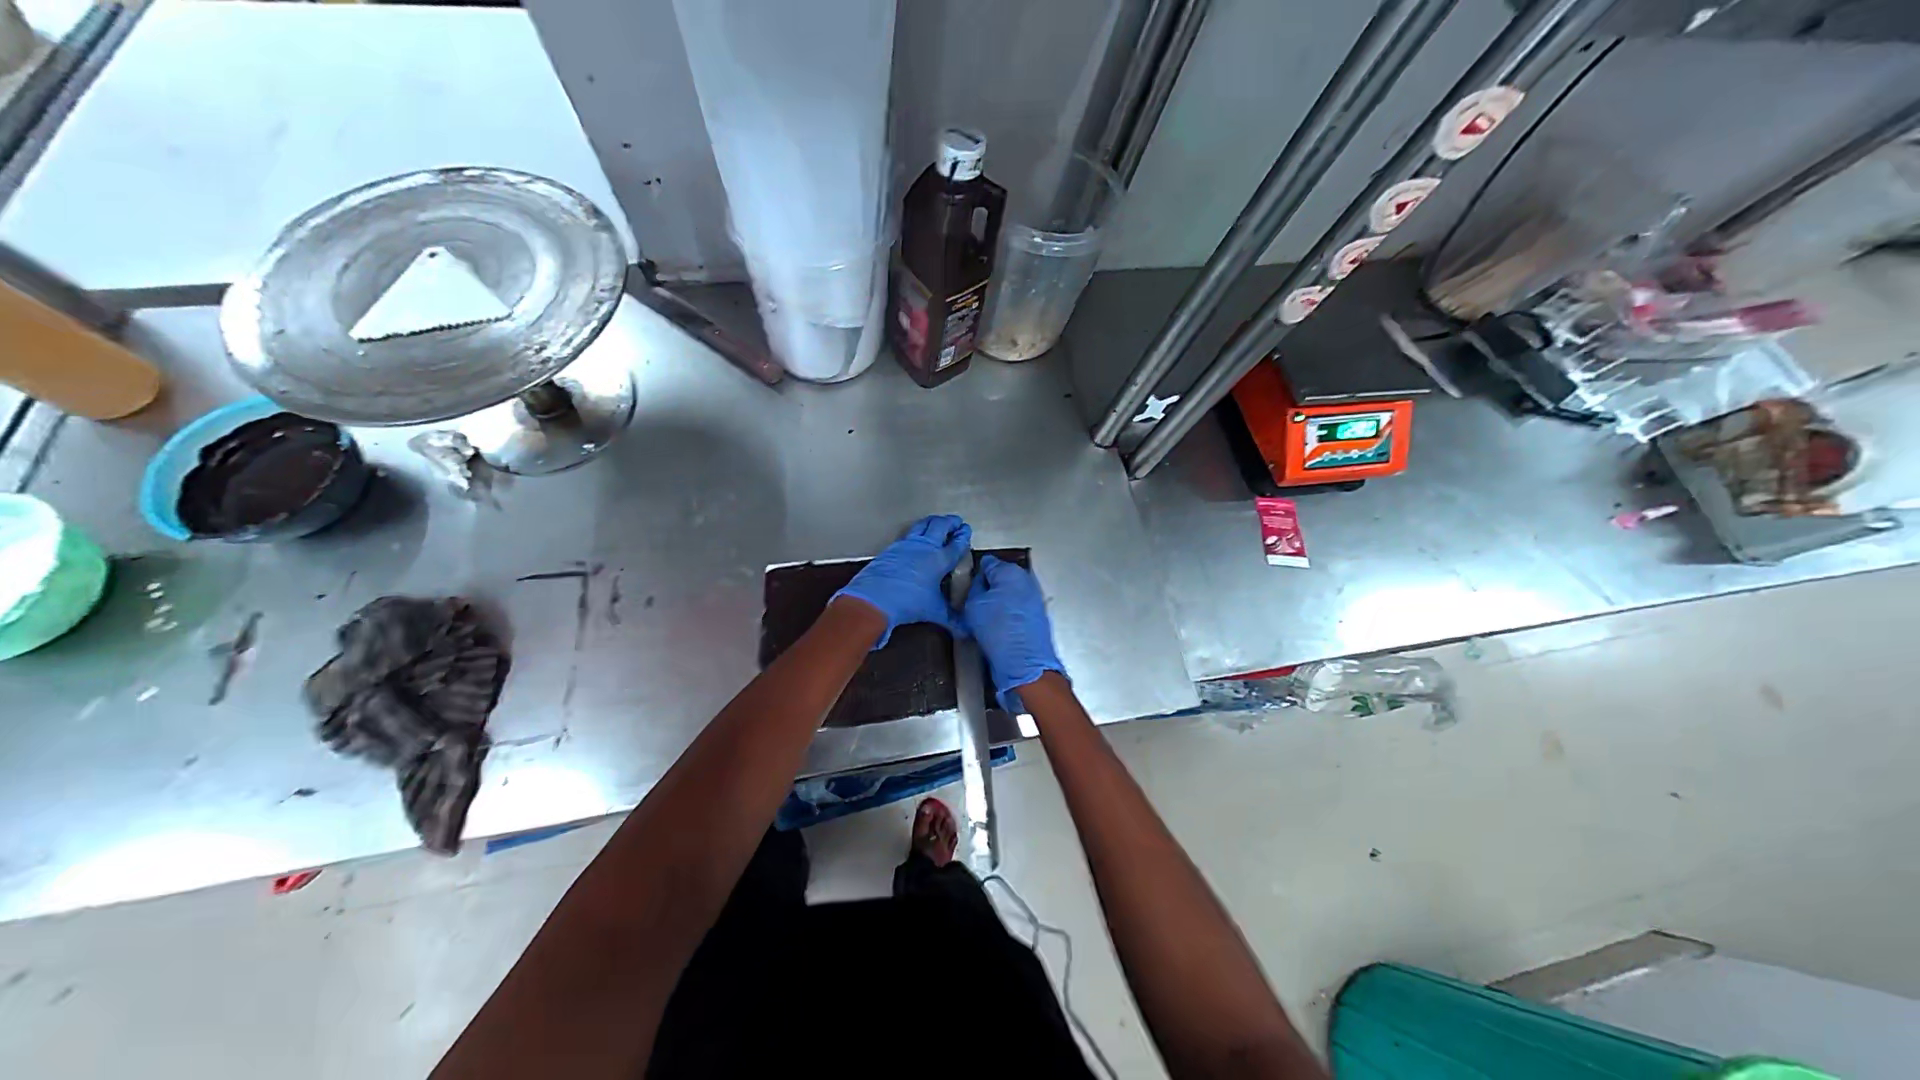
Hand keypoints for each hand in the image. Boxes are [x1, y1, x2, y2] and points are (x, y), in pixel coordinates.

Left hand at [834, 514, 970, 647]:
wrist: (875, 599)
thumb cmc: (909, 603)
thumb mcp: (934, 612)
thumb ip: (951, 619)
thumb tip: (965, 631)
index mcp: (939, 559)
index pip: (956, 543)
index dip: (963, 535)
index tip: (966, 530)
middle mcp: (924, 547)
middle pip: (940, 526)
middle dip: (950, 522)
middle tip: (956, 522)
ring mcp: (906, 545)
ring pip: (923, 525)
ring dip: (933, 522)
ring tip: (937, 522)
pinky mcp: (891, 548)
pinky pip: (908, 535)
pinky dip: (916, 532)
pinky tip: (915, 538)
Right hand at [959, 555, 1065, 704]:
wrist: (1025, 664)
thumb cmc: (998, 631)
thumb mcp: (973, 606)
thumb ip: (973, 588)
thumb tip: (977, 585)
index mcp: (1011, 572)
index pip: (987, 563)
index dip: (973, 574)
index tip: (964, 587)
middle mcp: (1025, 581)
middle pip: (998, 579)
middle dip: (985, 590)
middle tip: (971, 605)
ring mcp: (1033, 598)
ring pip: (1006, 595)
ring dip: (994, 604)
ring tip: (983, 621)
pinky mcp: (1036, 616)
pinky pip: (1014, 610)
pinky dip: (1005, 616)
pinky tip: (996, 630)